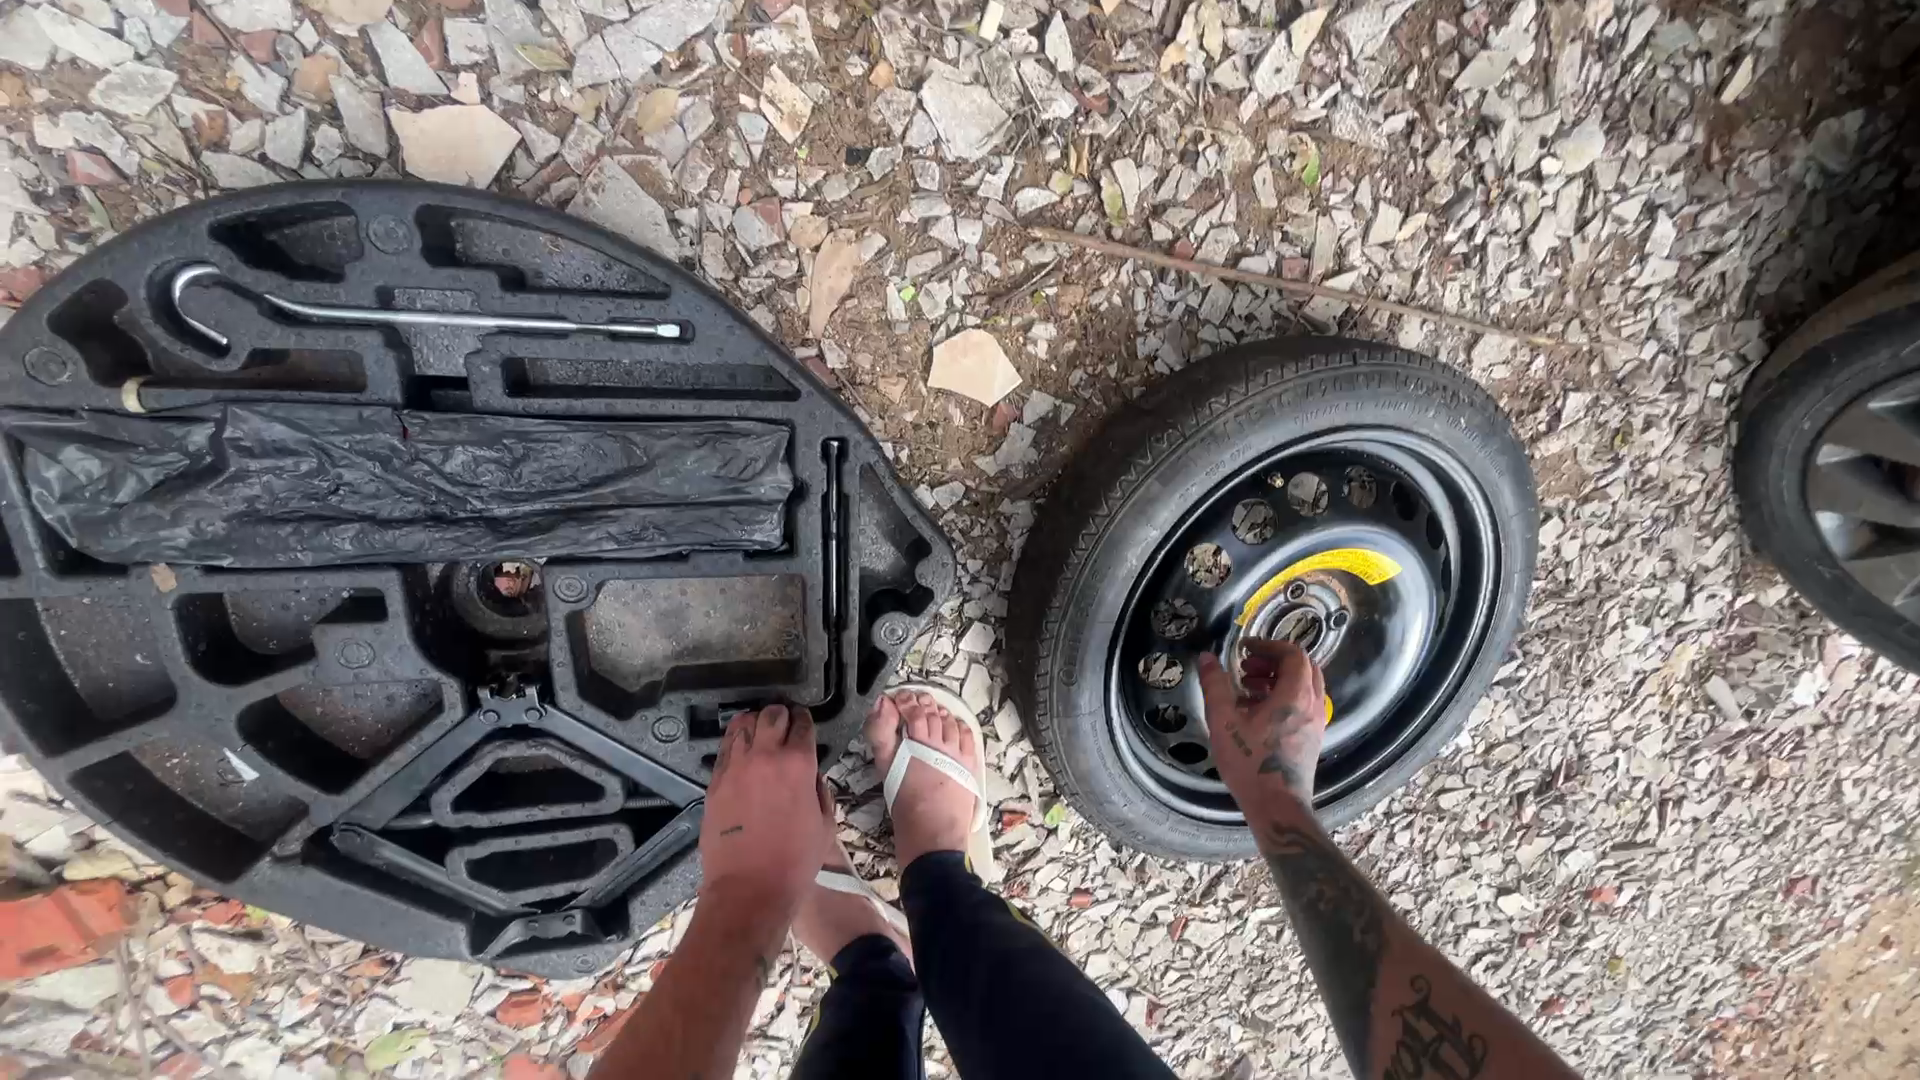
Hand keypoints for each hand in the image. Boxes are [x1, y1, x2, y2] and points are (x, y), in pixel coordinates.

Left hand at [700, 704, 829, 916]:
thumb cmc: (794, 861)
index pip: (802, 724)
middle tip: (783, 721)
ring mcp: (736, 768)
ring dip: (755, 722)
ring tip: (759, 729)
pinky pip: (725, 749)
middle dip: (780, 714)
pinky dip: (735, 741)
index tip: (805, 723)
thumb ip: (820, 790)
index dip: (805, 720)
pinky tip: (740, 747)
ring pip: (743, 724)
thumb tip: (811, 776)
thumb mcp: (825, 823)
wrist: (749, 889)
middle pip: (771, 715)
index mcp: (799, 764)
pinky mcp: (715, 782)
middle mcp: (766, 757)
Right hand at [1199, 638, 1325, 813]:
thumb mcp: (1223, 720)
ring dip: (1277, 678)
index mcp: (1295, 696)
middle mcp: (1312, 706)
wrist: (1276, 806)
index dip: (1268, 645)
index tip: (1244, 649)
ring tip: (1247, 688)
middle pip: (1304, 667)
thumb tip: (1205, 657)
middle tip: (1246, 667)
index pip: (1293, 654)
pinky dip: (1282, 696)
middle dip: (1274, 660)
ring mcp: (1315, 723)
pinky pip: (1302, 704)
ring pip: (1304, 686)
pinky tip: (1255, 712)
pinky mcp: (1311, 738)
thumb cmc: (1249, 762)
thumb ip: (1215, 684)